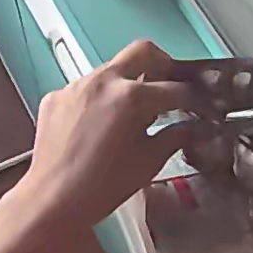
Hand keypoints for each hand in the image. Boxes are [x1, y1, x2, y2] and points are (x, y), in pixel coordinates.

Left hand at [15, 40, 193, 228]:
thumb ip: (176, 136)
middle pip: (143, 51)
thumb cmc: (104, 186)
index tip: (198, 105)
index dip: (193, 98)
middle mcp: (104, 82)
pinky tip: (103, 124)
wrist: (54, 200)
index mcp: (132, 97)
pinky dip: (102, 99)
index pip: (175, 88)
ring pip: (112, 69)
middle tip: (170, 85)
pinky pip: (87, 87)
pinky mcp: (58, 96)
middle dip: (163, 64)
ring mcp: (78, 86)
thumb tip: (193, 127)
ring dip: (129, 82)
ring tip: (134, 111)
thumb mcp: (150, 161)